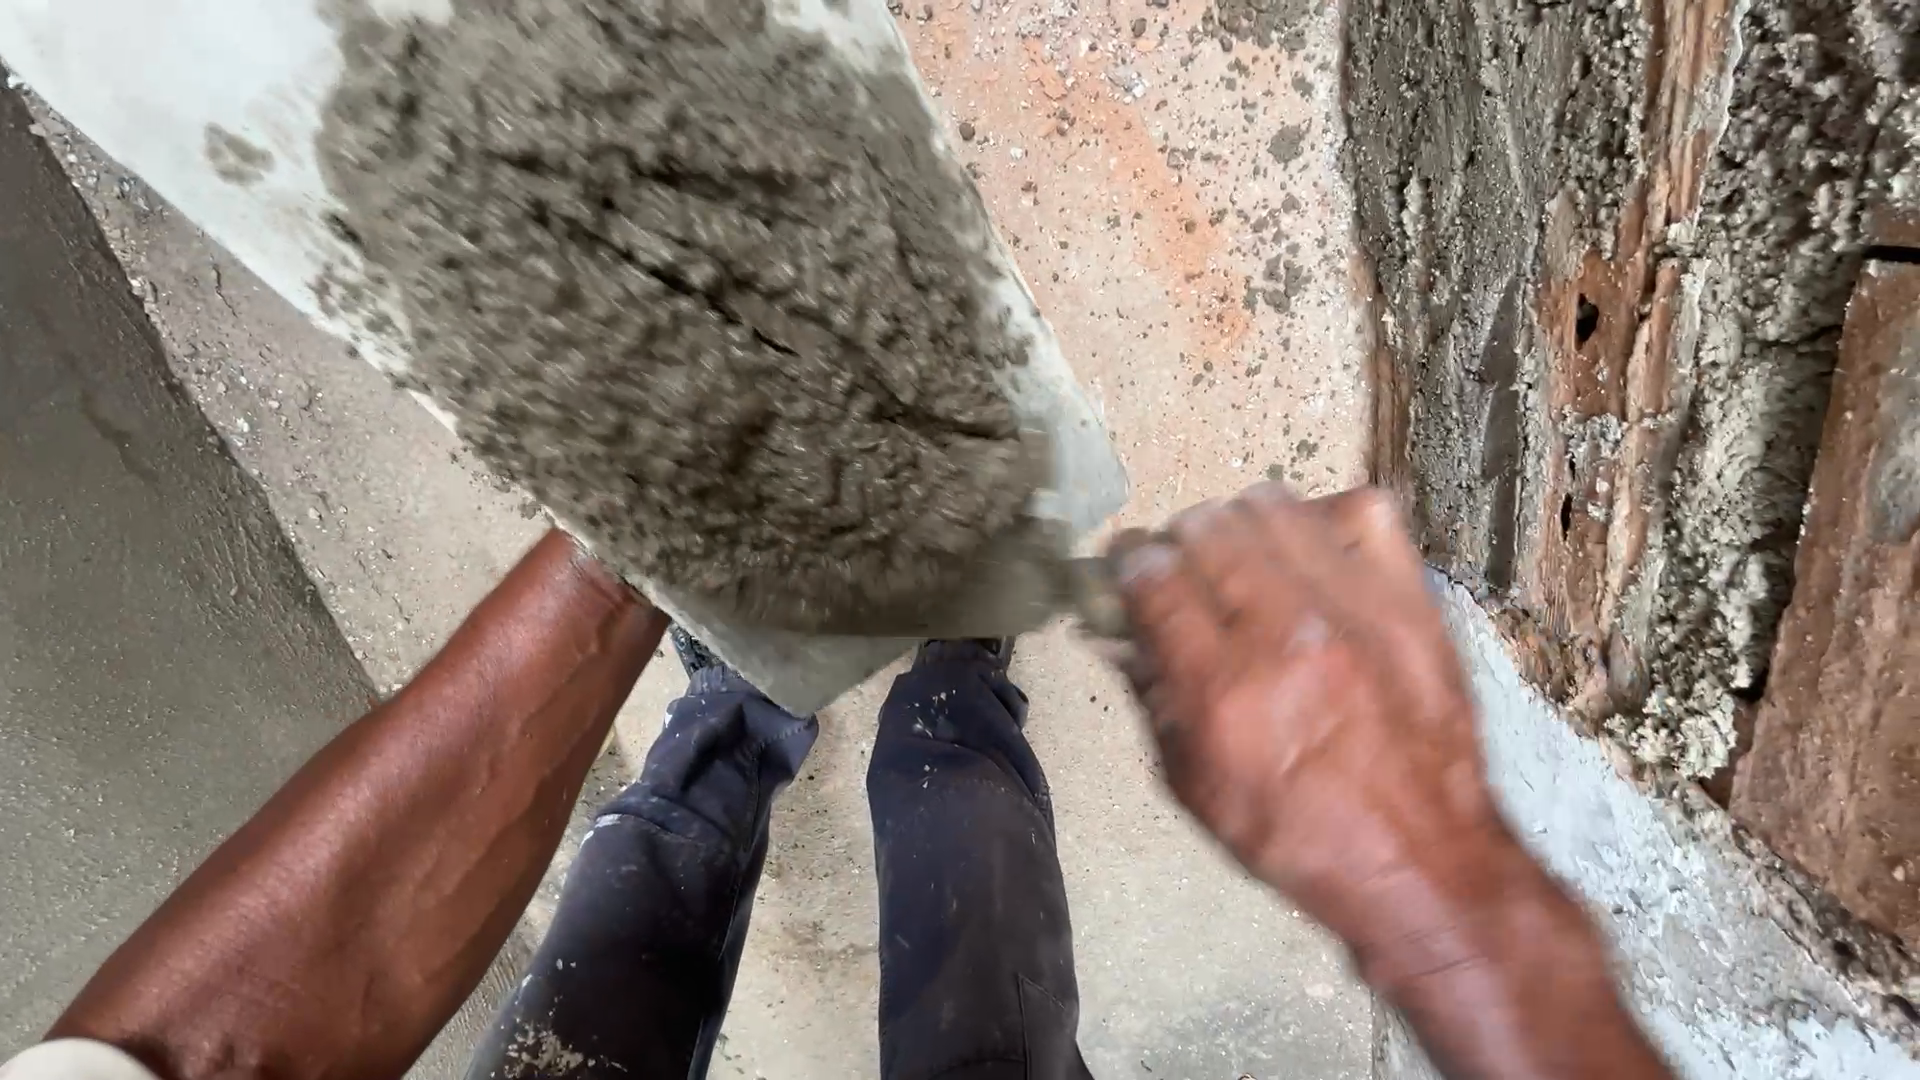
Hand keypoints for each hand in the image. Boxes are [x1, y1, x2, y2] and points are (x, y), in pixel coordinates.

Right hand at [1110, 484, 1676, 1079]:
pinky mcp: (1412, 600)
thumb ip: (1147, 693)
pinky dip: (1322, 519)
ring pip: (1269, 505)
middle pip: (1204, 527)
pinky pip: (1361, 510)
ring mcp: (1356, 608)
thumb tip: (1109, 628)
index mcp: (1222, 687)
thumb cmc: (1292, 832)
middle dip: (1175, 544)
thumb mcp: (1191, 782)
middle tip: (1182, 573)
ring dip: (1237, 525)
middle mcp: (1285, 633)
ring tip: (1241, 558)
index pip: (1151, 575)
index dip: (1126, 564)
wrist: (1424, 860)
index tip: (1128, 574)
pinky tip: (1310, 555)